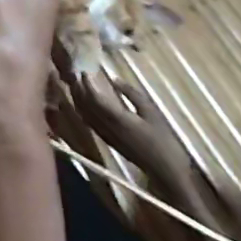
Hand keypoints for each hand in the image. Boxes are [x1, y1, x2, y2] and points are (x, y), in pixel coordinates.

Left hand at [70, 75, 196, 196]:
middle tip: (75, 75)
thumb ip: (131, 94)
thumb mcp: (150, 111)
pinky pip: (90, 123)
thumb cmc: (162, 138)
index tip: (83, 71)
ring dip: (78, 101)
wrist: (164, 168)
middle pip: (86, 107)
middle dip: (78, 91)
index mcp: (117, 119)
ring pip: (85, 116)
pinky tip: (86, 104)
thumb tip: (114, 80)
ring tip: (77, 85)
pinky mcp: (109, 141)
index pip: (94, 99)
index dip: (87, 85)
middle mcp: (107, 128)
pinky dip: (84, 111)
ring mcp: (106, 136)